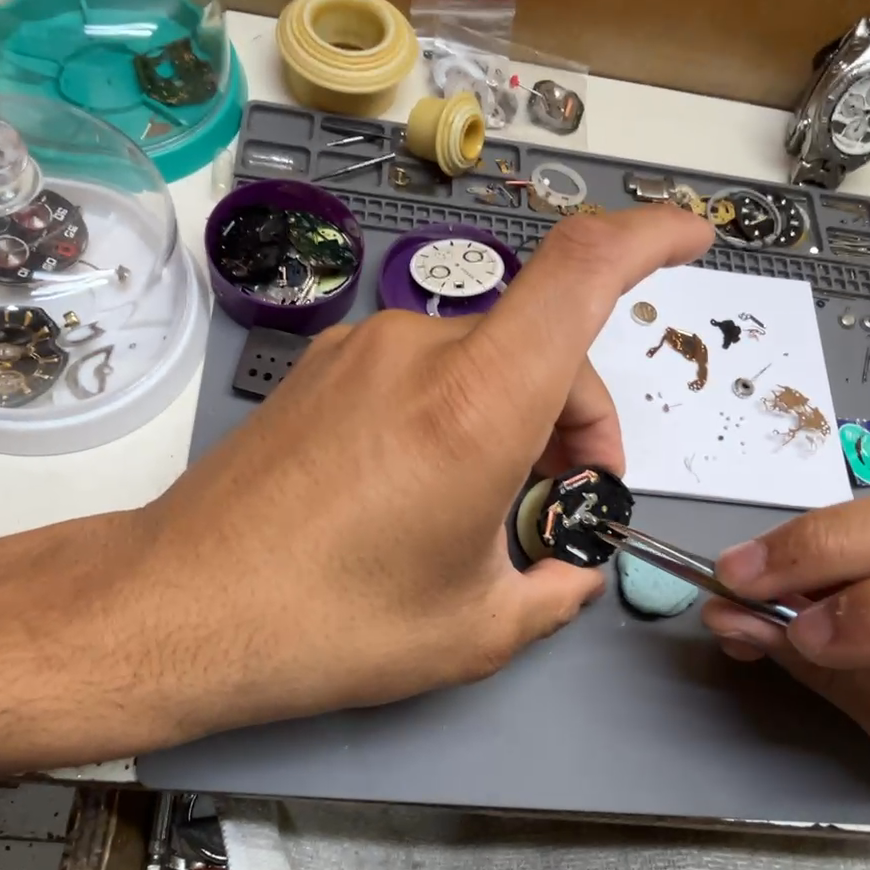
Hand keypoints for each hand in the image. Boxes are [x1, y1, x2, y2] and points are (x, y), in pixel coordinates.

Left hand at [129, 207, 715, 739]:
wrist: (179, 609)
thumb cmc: (327, 626)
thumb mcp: (476, 630)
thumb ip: (554, 588)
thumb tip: (571, 568)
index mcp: (475, 404)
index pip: (583, 271)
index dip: (651, 239)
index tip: (691, 241)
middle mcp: (418, 352)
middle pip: (541, 344)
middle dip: (575, 420)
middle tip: (559, 507)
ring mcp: (359, 352)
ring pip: (480, 360)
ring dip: (510, 421)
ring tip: (481, 512)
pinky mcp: (320, 370)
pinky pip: (420, 372)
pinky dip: (452, 414)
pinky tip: (422, 489)